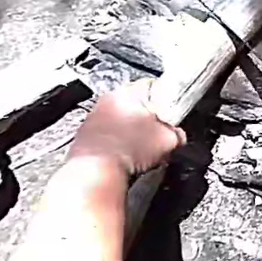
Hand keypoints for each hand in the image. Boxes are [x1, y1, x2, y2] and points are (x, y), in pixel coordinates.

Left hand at [70, 80, 185, 176]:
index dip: (168, 104)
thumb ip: (176, 132)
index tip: (172, 117)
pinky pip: (108, 137)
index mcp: (127, 91)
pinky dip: (117, 145)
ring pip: (121, 121)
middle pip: (137, 105)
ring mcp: (93, 118)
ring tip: (140, 151)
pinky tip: (124, 158)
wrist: (96, 173)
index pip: (155, 87)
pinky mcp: (84, 137)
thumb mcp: (168, 140)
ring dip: (131, 133)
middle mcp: (107, 99)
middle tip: (158, 137)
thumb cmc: (128, 151)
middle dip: (148, 120)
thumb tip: (177, 135)